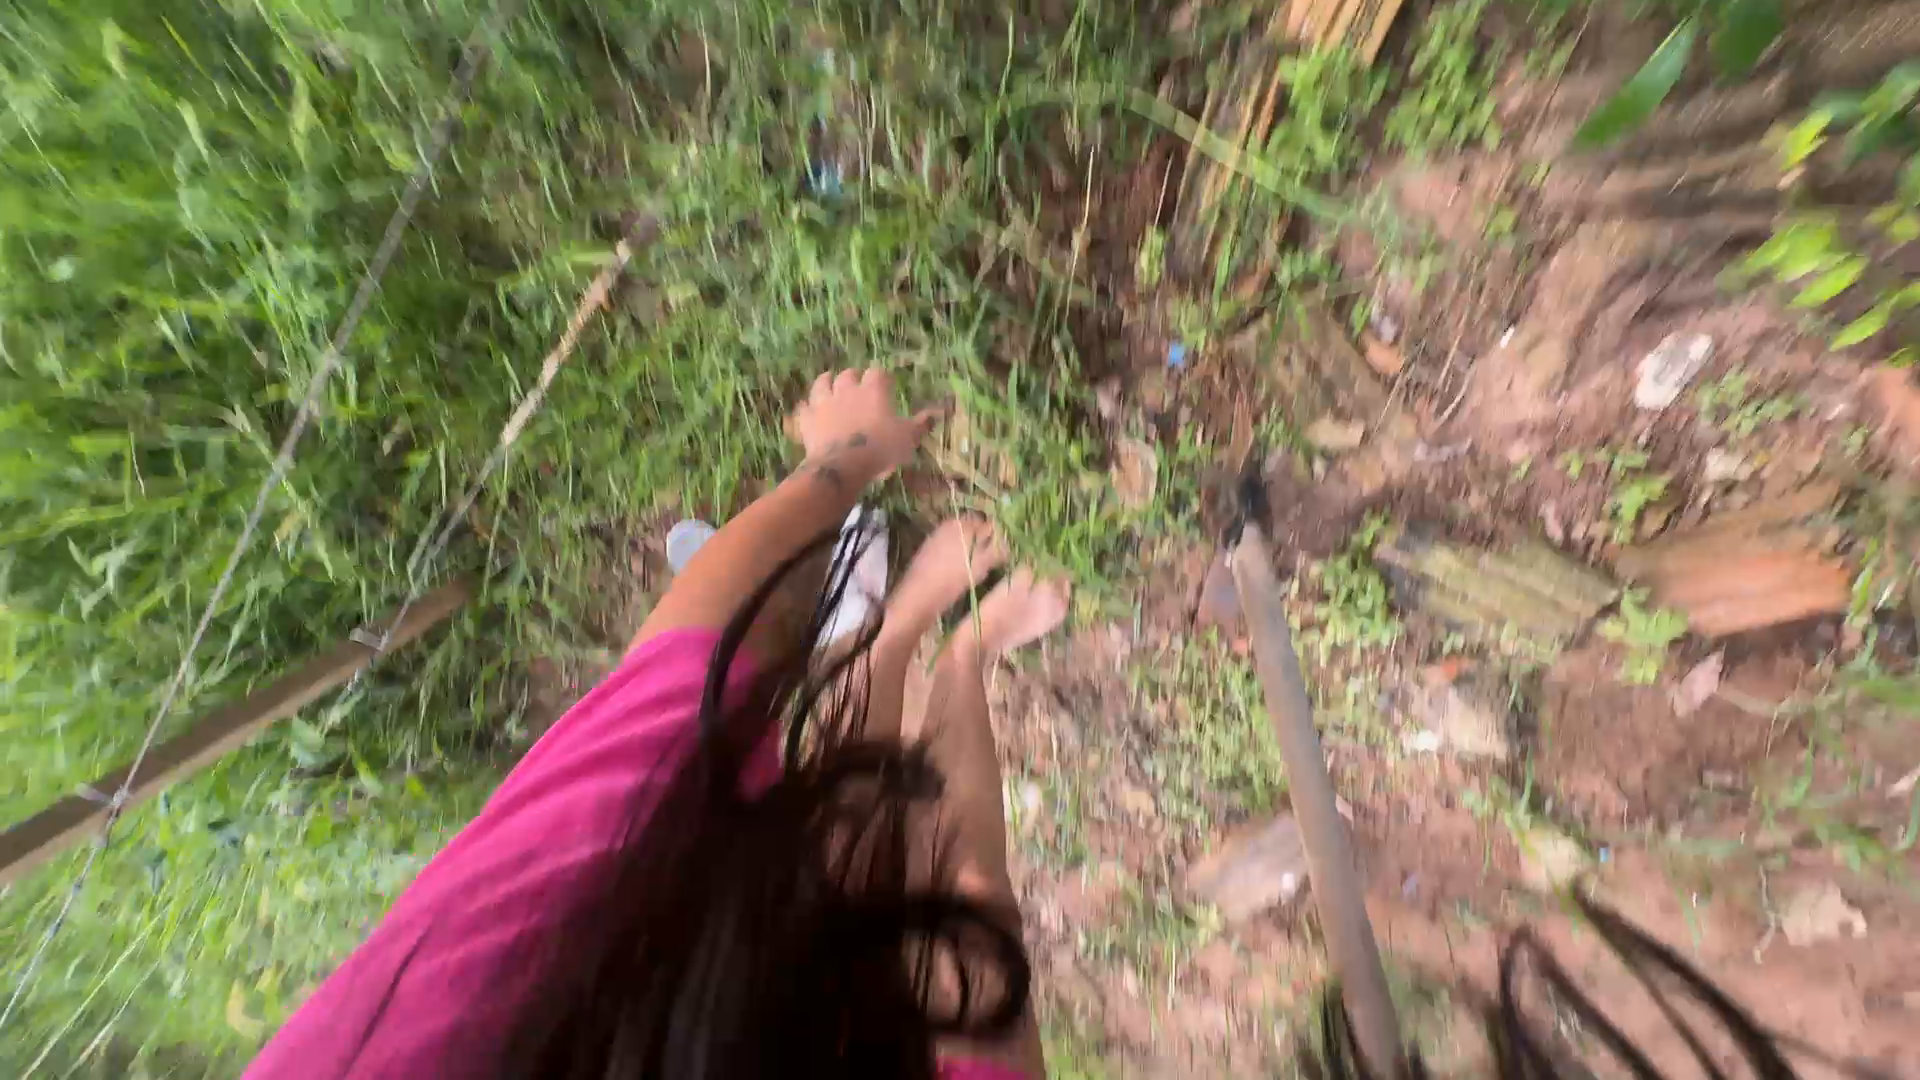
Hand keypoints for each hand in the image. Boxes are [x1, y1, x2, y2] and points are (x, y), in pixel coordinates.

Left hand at [788, 369, 934, 488]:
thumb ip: (921, 423)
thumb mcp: (908, 438)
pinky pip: (805, 406)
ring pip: (823, 383)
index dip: (882, 377)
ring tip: (830, 384)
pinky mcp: (808, 418)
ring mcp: (824, 402)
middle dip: (855, 378)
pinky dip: (808, 406)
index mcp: (873, 390)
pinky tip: (810, 409)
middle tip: (859, 386)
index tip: (887, 384)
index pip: (878, 373)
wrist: (843, 466)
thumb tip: (939, 411)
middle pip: (849, 374)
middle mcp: (847, 389)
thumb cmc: (881, 449)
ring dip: (827, 382)